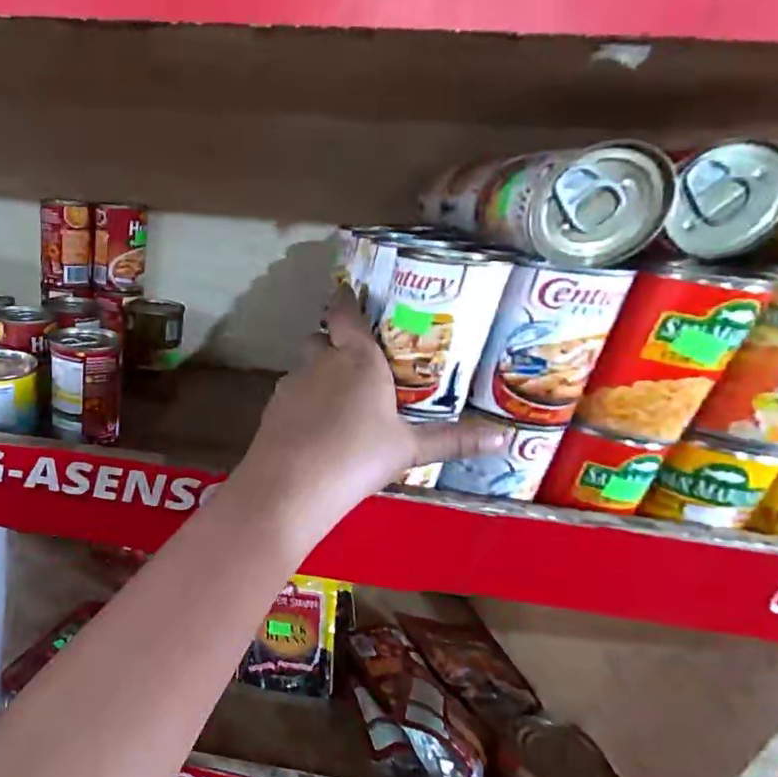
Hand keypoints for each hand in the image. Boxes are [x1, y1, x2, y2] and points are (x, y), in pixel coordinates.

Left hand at [237, 287, 504, 514]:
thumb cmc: (359, 456)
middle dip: (332, 342)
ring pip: (303, 367)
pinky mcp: (272, 408)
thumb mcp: (410, 448)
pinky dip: (302, 400)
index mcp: (357, 358)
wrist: (292, 484)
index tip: (346, 292)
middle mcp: (320, 362)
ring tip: (337, 397)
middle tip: (353, 358)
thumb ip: (453, 440)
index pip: (345, 314)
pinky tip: (314, 425)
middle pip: (319, 338)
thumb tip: (505, 437)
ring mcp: (291, 384)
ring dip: (316, 373)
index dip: (344, 300)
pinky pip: (290, 394)